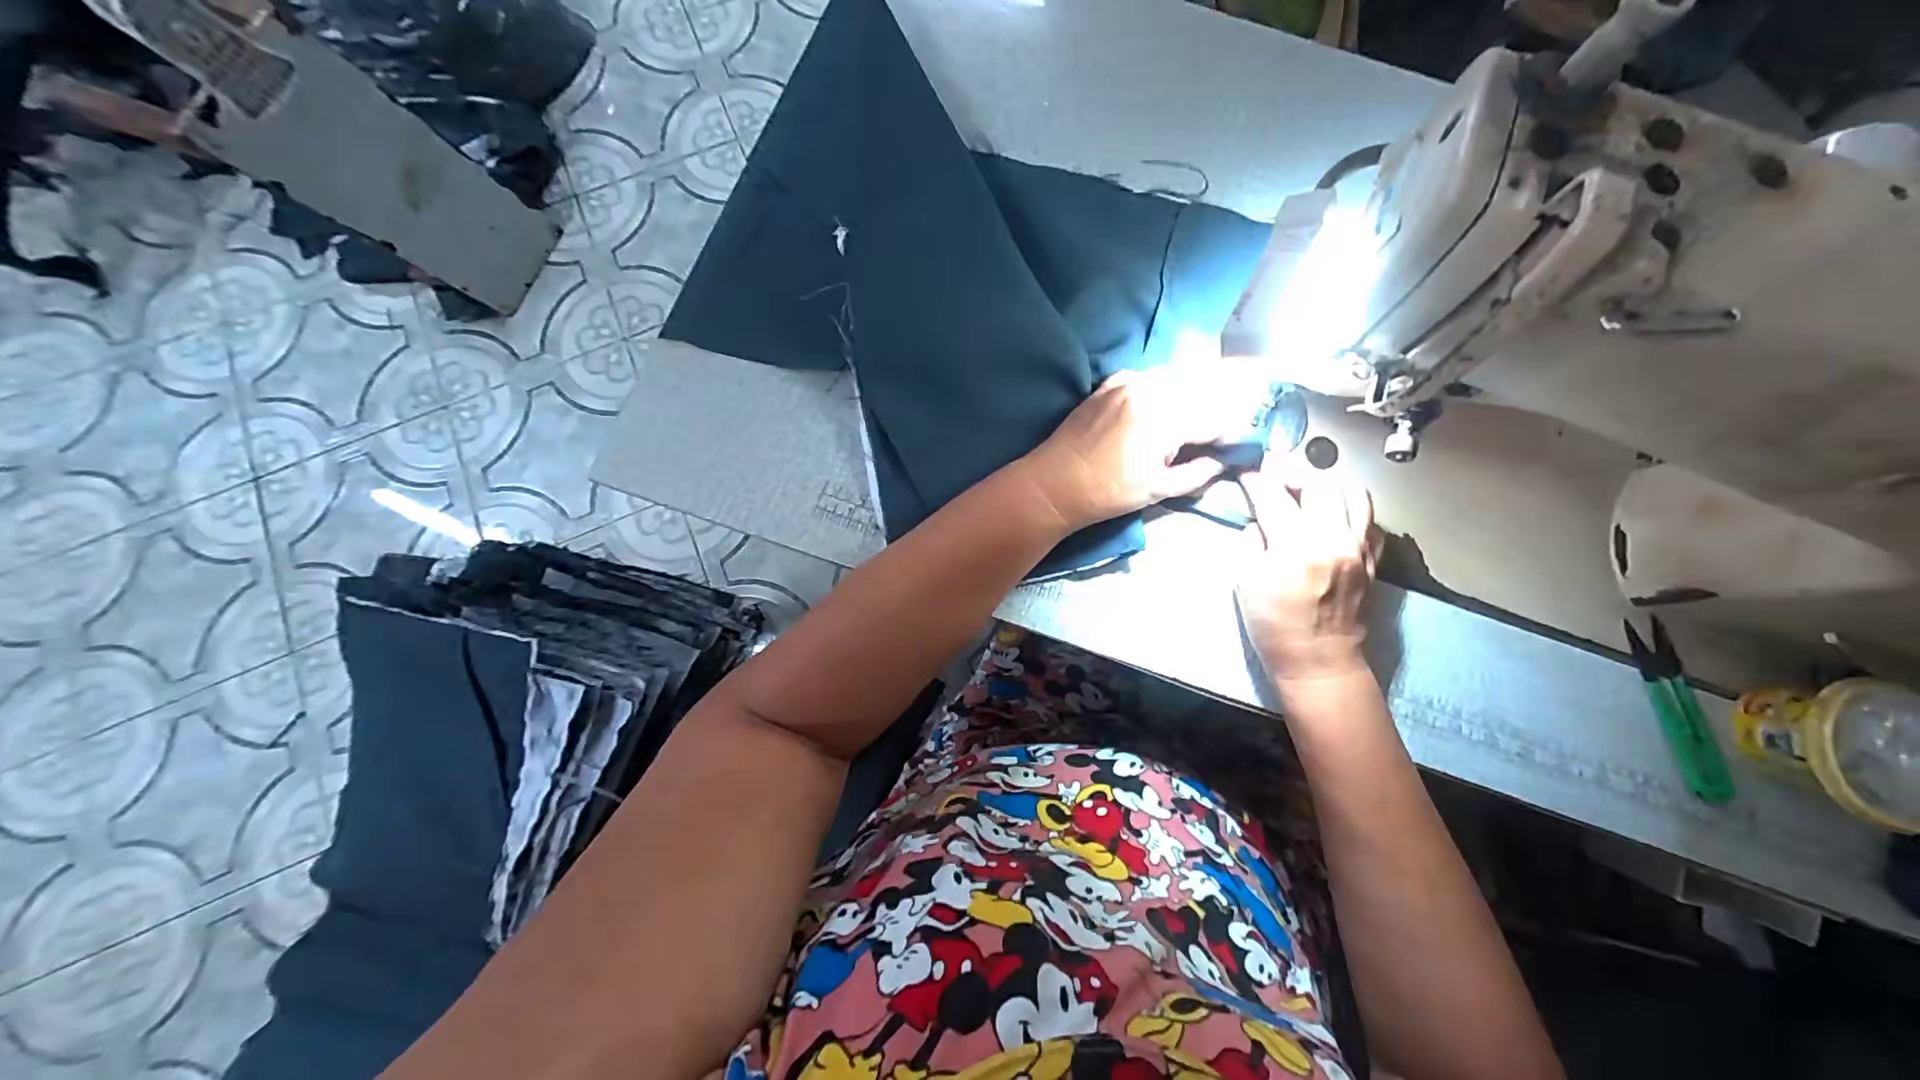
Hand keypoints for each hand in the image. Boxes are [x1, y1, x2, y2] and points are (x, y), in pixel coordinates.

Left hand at [1017, 364, 1262, 530]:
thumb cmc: (1106, 493)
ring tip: (1199, 417)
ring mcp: (1128, 382)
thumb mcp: (1157, 490)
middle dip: (1220, 405)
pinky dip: (1165, 387)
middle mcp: (1150, 389)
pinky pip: (1150, 376)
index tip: (1242, 442)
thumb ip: (1196, 473)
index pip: (1217, 416)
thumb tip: (1221, 463)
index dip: (1234, 430)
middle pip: (1202, 387)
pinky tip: (1165, 405)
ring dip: (1195, 392)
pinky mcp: (1111, 383)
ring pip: (1177, 377)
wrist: (1053, 482)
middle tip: (1226, 427)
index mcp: (1165, 416)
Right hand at [1235, 468, 1379, 689]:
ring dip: (1329, 486)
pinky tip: (1334, 521)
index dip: (1256, 479)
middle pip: (1321, 482)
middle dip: (1296, 474)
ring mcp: (1358, 548)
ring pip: (1354, 492)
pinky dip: (1351, 512)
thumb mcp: (1245, 584)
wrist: (1319, 661)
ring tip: (1311, 493)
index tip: (1247, 474)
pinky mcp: (1372, 559)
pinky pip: (1369, 521)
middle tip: (1280, 479)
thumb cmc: (1274, 628)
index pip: (1273, 495)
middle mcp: (1332, 540)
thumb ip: (1251, 544)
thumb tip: (1259, 521)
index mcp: (1295, 547)